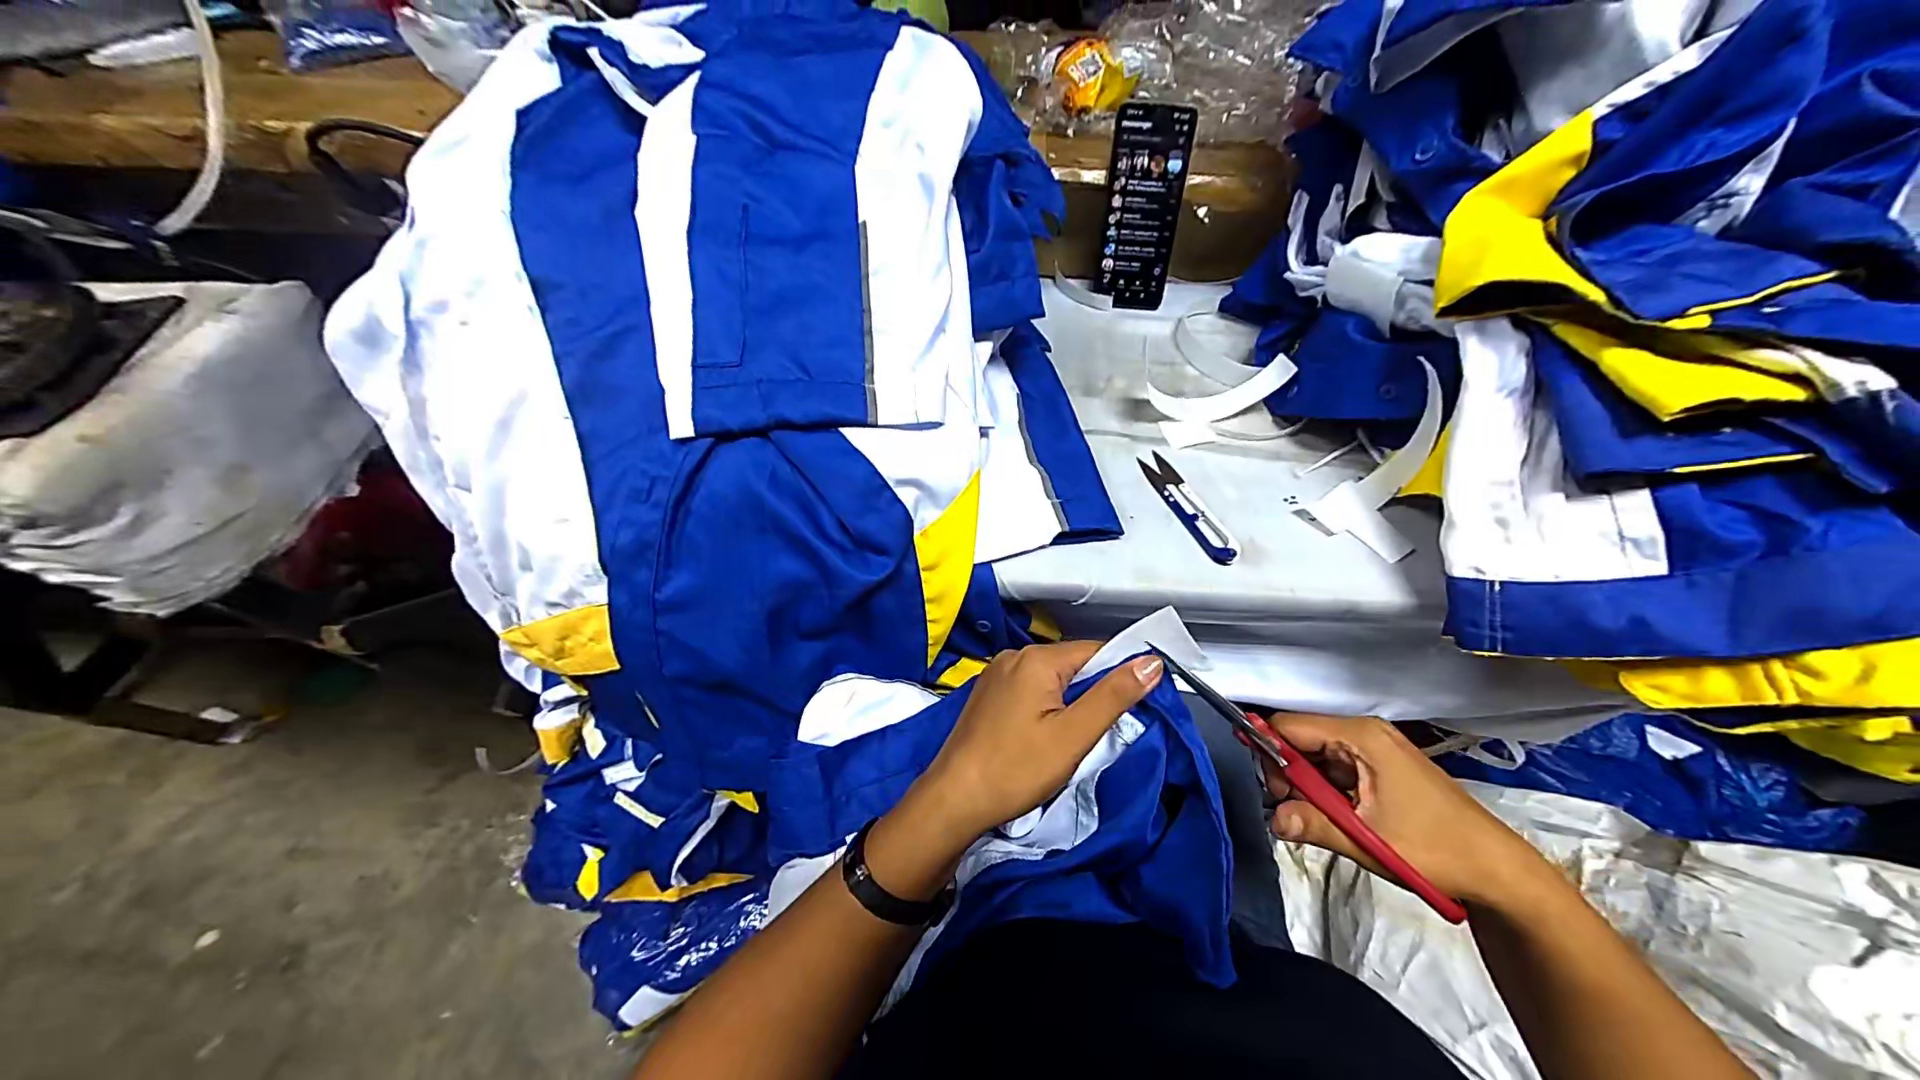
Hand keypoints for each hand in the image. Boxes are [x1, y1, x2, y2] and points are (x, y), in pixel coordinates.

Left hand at [921, 641, 1164, 839]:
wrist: (954, 799)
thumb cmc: (1015, 769)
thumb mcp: (1074, 735)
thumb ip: (1114, 696)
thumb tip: (1150, 662)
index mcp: (1036, 659)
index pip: (1097, 650)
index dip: (1122, 673)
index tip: (1138, 703)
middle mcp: (1014, 657)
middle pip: (1073, 664)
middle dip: (1094, 692)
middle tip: (1101, 732)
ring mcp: (997, 675)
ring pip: (1052, 680)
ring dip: (1070, 703)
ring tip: (1072, 740)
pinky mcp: (988, 696)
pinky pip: (1031, 691)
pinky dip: (1047, 708)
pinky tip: (1045, 738)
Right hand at [1259, 713, 1551, 907]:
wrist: (1498, 871)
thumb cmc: (1438, 849)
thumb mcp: (1367, 840)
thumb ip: (1311, 823)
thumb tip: (1273, 818)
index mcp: (1360, 736)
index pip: (1288, 726)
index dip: (1270, 754)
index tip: (1275, 792)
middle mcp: (1364, 733)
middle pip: (1299, 739)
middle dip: (1288, 773)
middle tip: (1295, 810)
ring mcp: (1374, 748)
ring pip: (1314, 756)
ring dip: (1308, 786)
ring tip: (1320, 819)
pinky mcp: (1380, 767)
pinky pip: (1334, 768)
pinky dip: (1326, 791)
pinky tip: (1337, 816)